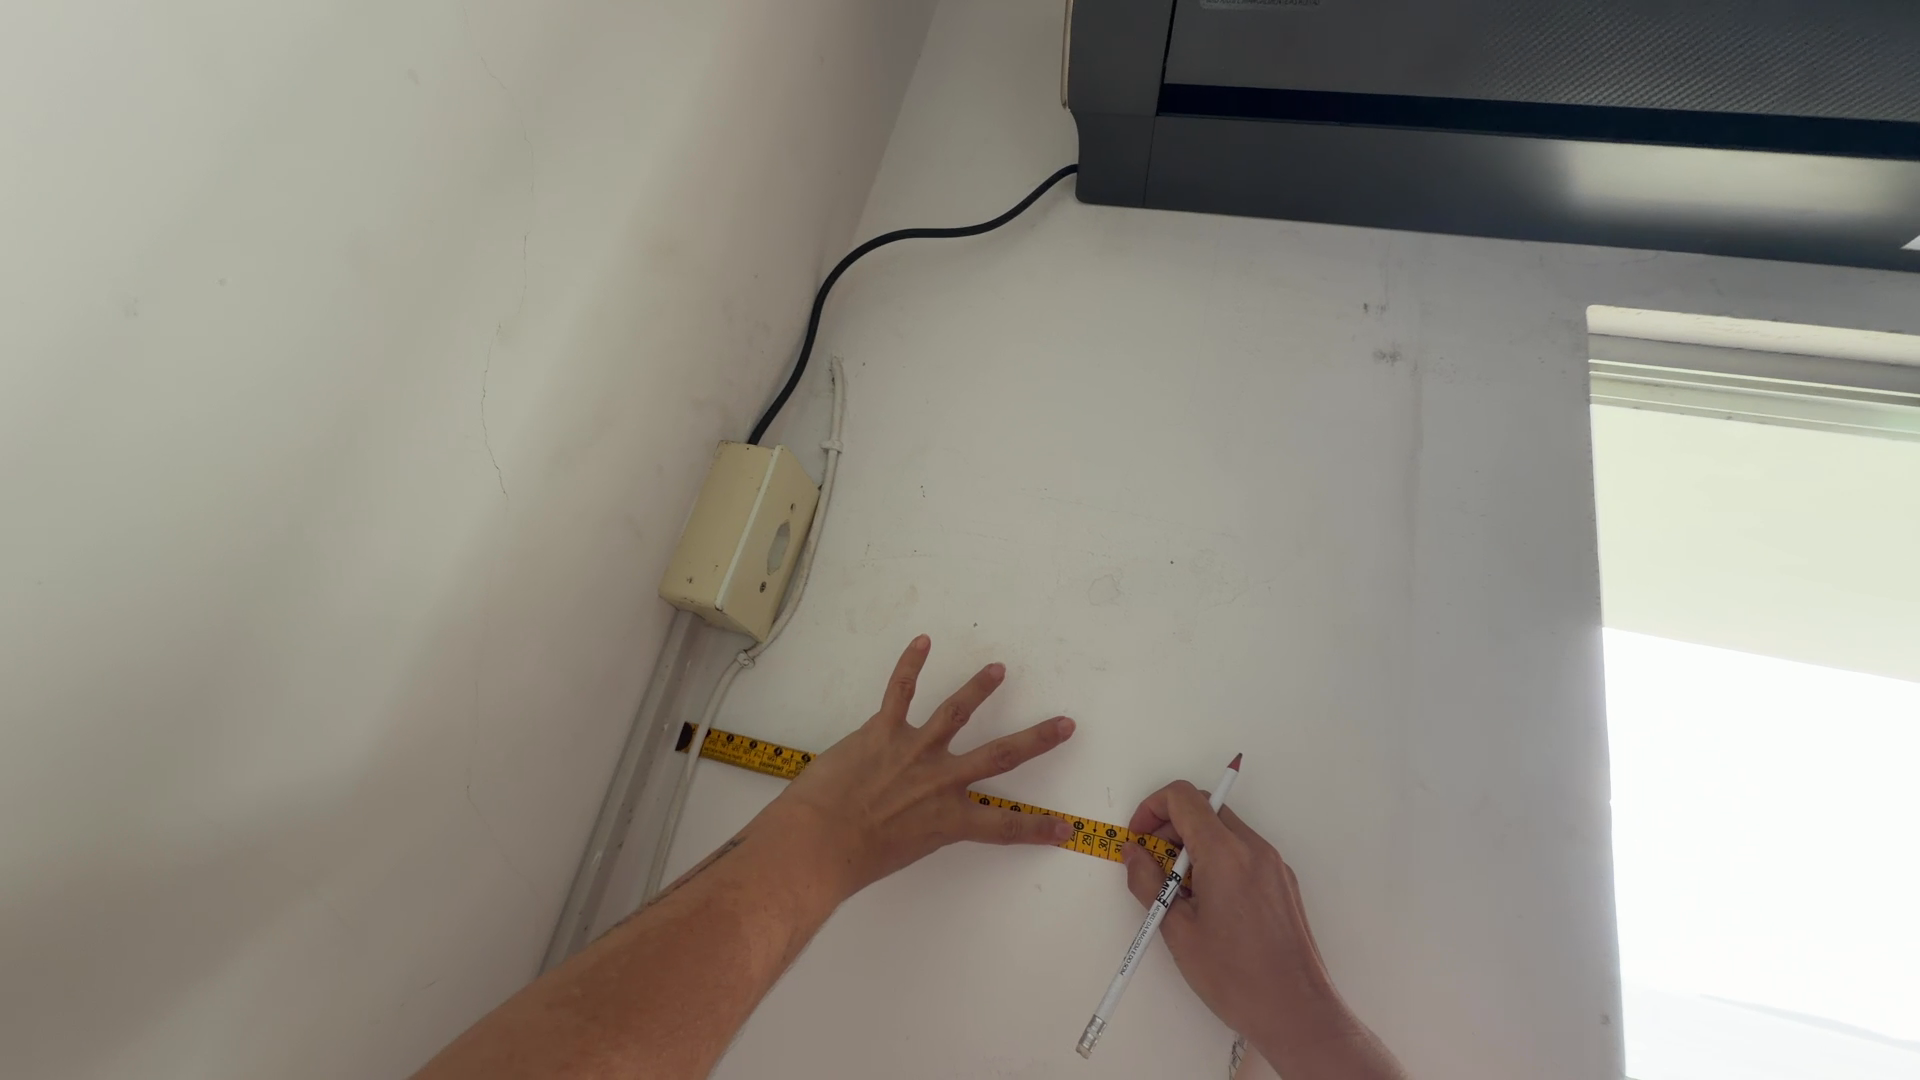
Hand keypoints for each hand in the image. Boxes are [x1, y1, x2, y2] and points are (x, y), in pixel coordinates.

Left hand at [760, 634, 1076, 901]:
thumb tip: (920, 807)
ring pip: (955, 712)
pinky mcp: (883, 730)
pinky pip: (900, 691)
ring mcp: (914, 750)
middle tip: (1064, 723)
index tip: (1067, 828)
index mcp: (948, 819)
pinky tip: (923, 641)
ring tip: (997, 669)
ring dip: (979, 688)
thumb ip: (920, 823)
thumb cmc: (853, 860)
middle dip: (1037, 739)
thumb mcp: (901, 850)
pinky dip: (910, 664)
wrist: (817, 843)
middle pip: (999, 756)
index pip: (1003, 828)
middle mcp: (940, 781)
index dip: (1037, 829)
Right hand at [1120, 784, 1406, 1078]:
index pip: (1182, 797)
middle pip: (1204, 807)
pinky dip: (1217, 856)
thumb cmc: (1235, 977)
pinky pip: (1242, 850)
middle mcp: (1253, 848)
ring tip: (1180, 888)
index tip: (1139, 837)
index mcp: (1225, 853)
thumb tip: (1132, 852)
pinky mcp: (1283, 881)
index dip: (1152, 808)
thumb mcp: (1176, 930)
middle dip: (1171, 825)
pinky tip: (1209, 900)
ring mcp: (1273, 863)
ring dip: (1193, 842)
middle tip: (1153, 863)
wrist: (1299, 1015)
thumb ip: (1147, 882)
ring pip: (1223, 827)